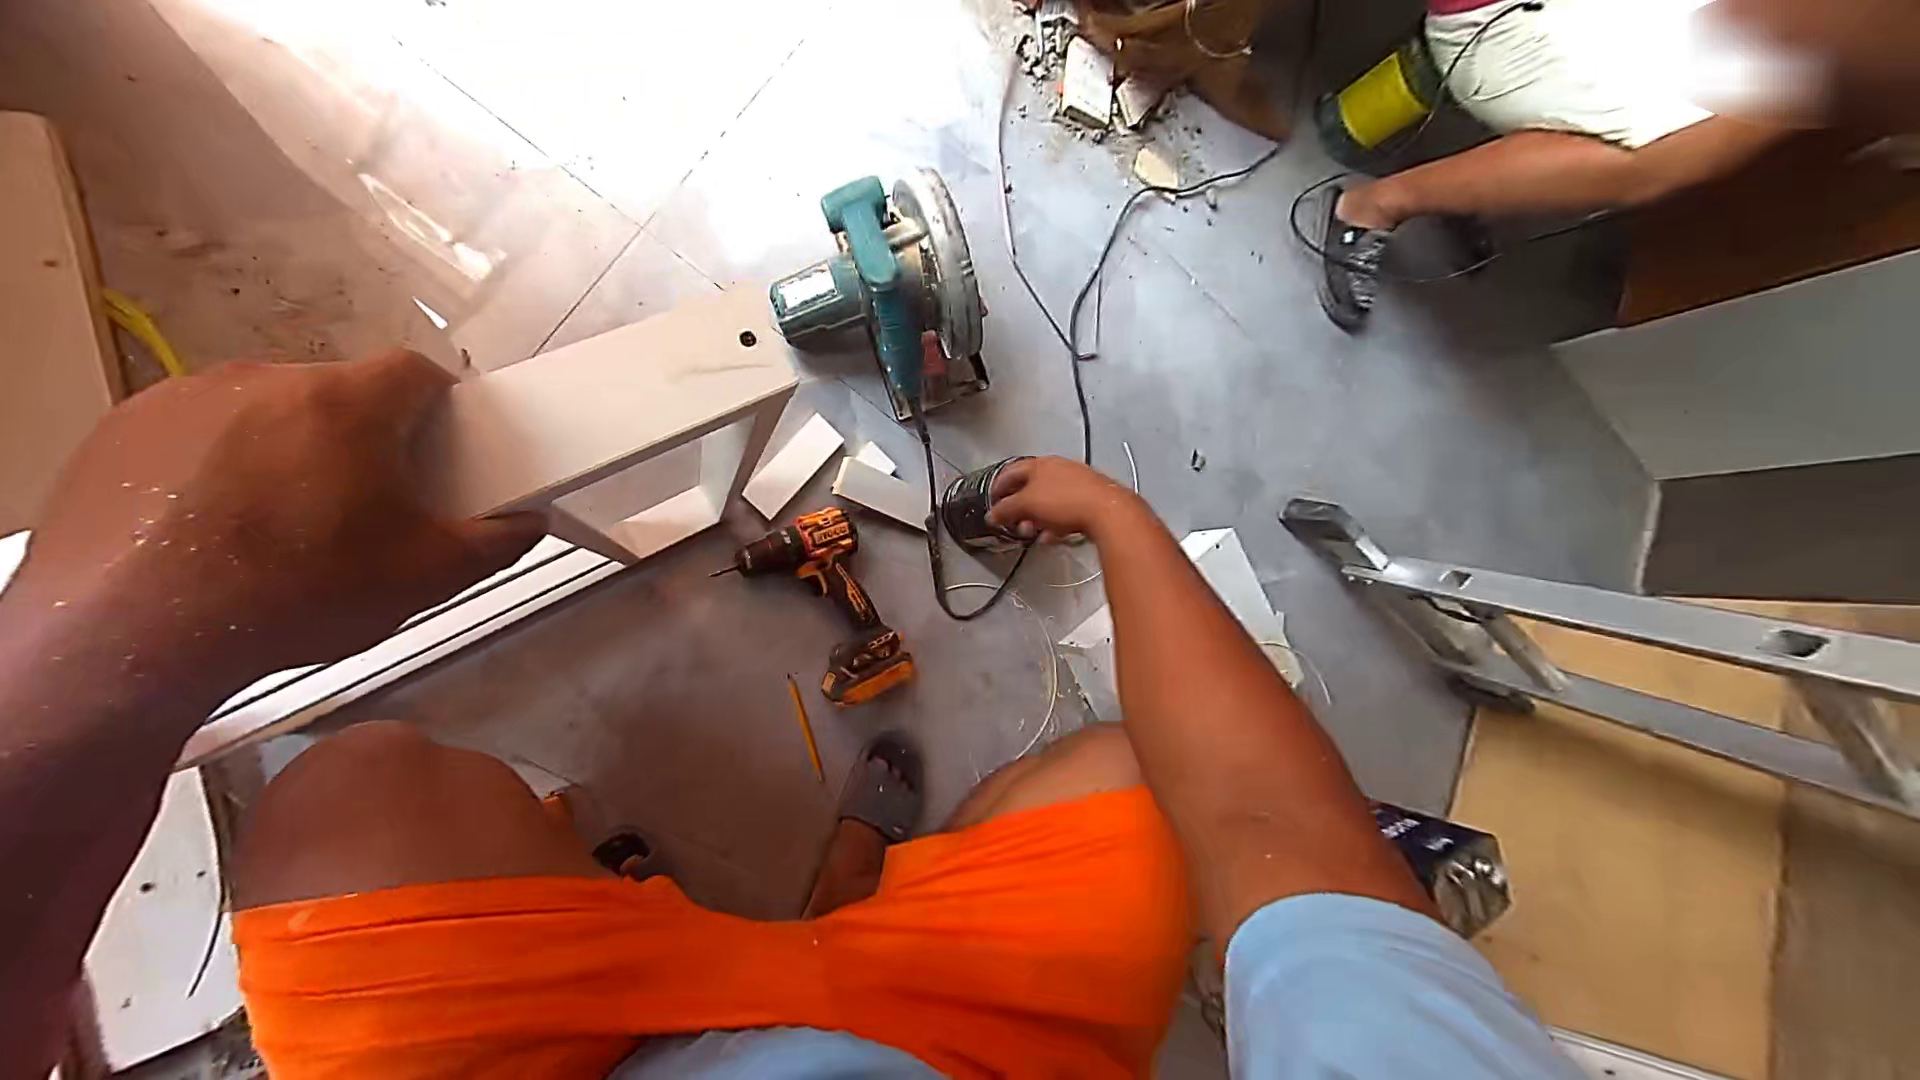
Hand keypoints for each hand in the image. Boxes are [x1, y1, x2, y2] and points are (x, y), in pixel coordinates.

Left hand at [6, 349, 542, 687]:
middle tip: (382, 496)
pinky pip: (210, 428)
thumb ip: (501, 542)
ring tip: (303, 515)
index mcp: (345, 405)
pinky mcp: (122, 430)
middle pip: (346, 390)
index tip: (446, 442)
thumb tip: (527, 523)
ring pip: (278, 408)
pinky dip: (236, 460)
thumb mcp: (434, 574)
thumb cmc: (300, 592)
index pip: (416, 369)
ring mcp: (182, 401)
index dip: (444, 401)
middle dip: (374, 432)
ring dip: (305, 444)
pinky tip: (234, 520)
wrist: (127, 640)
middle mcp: (261, 383)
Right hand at [984, 456, 1146, 543]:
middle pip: (1030, 487)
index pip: (1010, 472)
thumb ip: (1005, 510)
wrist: (1107, 511)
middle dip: (1019, 507)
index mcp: (1039, 464)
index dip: (997, 487)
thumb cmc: (1063, 502)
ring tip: (1033, 532)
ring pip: (1049, 500)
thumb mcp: (1026, 505)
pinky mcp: (1091, 497)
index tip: (992, 502)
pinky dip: (1056, 522)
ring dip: (1037, 517)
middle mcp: (1058, 468)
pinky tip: (1054, 536)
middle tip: (1014, 523)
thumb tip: (991, 515)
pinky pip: (1066, 509)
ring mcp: (1076, 481)